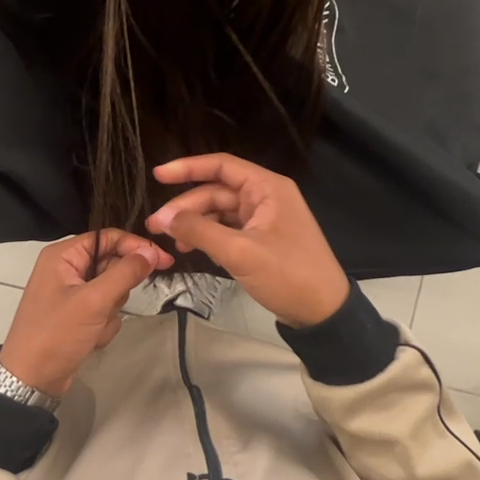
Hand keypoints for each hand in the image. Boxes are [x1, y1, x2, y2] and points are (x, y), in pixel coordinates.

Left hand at [0, 230, 173, 394]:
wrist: (32, 379)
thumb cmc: (56, 334)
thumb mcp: (93, 301)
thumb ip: (125, 273)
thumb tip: (151, 253)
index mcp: (63, 256)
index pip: (107, 238)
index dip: (136, 246)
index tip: (164, 261)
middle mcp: (66, 269)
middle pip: (111, 265)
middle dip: (116, 290)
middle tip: (109, 306)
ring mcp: (72, 294)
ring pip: (111, 291)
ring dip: (109, 312)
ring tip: (93, 327)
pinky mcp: (77, 315)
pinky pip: (104, 311)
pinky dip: (103, 326)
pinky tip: (90, 339)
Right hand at [146, 153, 348, 327]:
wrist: (323, 312)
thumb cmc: (288, 275)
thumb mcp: (240, 253)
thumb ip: (200, 231)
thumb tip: (165, 219)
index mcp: (267, 188)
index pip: (221, 166)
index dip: (187, 167)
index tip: (157, 175)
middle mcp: (265, 197)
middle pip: (216, 192)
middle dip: (185, 207)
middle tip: (155, 226)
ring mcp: (263, 219)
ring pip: (219, 212)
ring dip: (194, 224)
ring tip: (171, 242)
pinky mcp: (261, 240)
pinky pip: (228, 230)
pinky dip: (208, 237)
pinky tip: (191, 249)